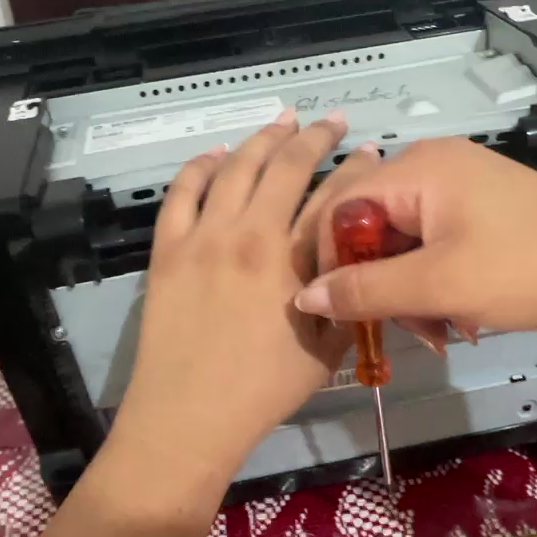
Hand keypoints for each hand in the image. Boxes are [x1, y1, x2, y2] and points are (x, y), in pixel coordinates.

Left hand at [107, 109, 378, 494]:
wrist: (190, 414)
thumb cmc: (264, 390)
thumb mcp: (327, 349)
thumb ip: (343, 298)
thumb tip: (355, 268)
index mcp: (293, 260)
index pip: (334, 196)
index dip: (356, 169)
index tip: (368, 153)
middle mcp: (249, 233)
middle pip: (285, 165)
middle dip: (314, 136)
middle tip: (331, 122)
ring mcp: (202, 236)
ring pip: (234, 167)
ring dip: (261, 139)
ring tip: (282, 122)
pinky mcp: (167, 248)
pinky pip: (182, 191)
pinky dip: (200, 166)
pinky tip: (215, 155)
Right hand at [293, 137, 536, 333]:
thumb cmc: (524, 272)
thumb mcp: (437, 287)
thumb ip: (365, 292)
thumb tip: (305, 297)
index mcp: (419, 168)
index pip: (340, 206)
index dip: (330, 260)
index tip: (338, 309)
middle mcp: (434, 163)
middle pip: (372, 224)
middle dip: (382, 283)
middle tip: (405, 328)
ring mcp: (462, 182)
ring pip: (404, 240)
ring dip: (410, 290)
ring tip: (441, 329)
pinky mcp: (481, 205)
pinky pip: (434, 241)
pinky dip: (435, 279)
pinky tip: (457, 313)